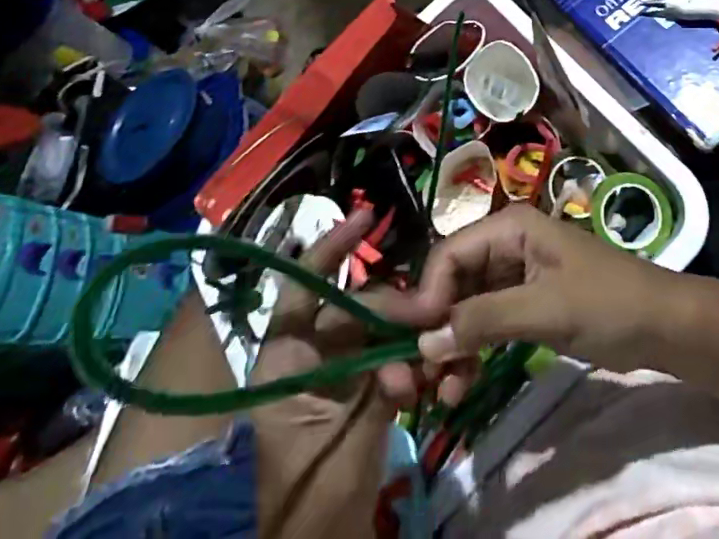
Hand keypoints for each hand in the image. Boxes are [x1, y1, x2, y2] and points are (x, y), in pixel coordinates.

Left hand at [248, 207, 421, 534]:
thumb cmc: (314, 500)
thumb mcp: (345, 443)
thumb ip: (379, 389)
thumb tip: (414, 352)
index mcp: (284, 363)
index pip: (303, 289)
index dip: (330, 248)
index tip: (366, 218)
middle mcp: (310, 356)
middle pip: (355, 308)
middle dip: (393, 309)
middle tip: (432, 316)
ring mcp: (340, 370)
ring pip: (379, 330)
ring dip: (409, 340)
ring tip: (432, 366)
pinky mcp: (364, 387)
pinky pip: (393, 356)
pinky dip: (414, 362)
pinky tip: (434, 380)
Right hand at [405, 205, 681, 372]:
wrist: (662, 324)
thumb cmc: (607, 304)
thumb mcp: (544, 310)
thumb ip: (484, 320)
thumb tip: (423, 341)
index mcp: (511, 227)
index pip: (449, 254)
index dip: (427, 295)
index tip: (414, 342)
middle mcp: (507, 244)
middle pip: (453, 281)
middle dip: (437, 326)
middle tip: (422, 376)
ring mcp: (517, 274)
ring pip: (466, 306)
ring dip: (452, 344)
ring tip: (444, 390)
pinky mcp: (527, 302)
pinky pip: (486, 322)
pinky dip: (472, 349)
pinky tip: (463, 382)